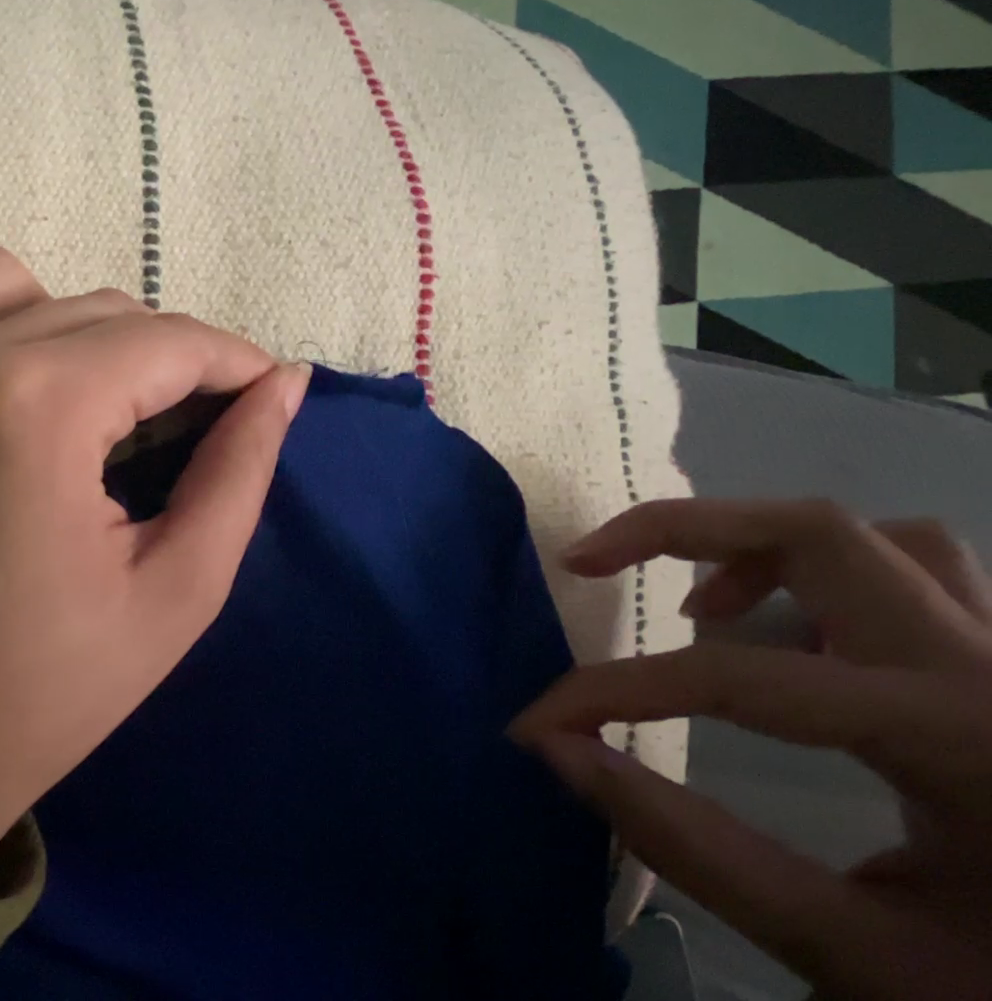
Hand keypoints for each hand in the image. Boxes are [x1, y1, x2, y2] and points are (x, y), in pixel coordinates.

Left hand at [0, 248, 308, 895]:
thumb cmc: (50, 690)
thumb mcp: (177, 589)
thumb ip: (241, 471)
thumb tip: (285, 383)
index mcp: (37, 407)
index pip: (164, 339)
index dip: (231, 360)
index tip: (266, 391)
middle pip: (94, 310)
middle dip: (164, 355)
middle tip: (196, 423)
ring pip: (11, 292)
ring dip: (78, 331)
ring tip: (102, 410)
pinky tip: (18, 413)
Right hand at [511, 499, 991, 999]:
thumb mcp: (853, 953)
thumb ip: (694, 847)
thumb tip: (557, 752)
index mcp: (966, 743)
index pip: (742, 680)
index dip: (615, 691)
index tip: (535, 724)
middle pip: (821, 536)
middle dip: (679, 530)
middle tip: (587, 562)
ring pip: (883, 544)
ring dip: (763, 553)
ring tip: (698, 608)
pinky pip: (917, 581)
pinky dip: (826, 583)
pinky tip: (786, 646)